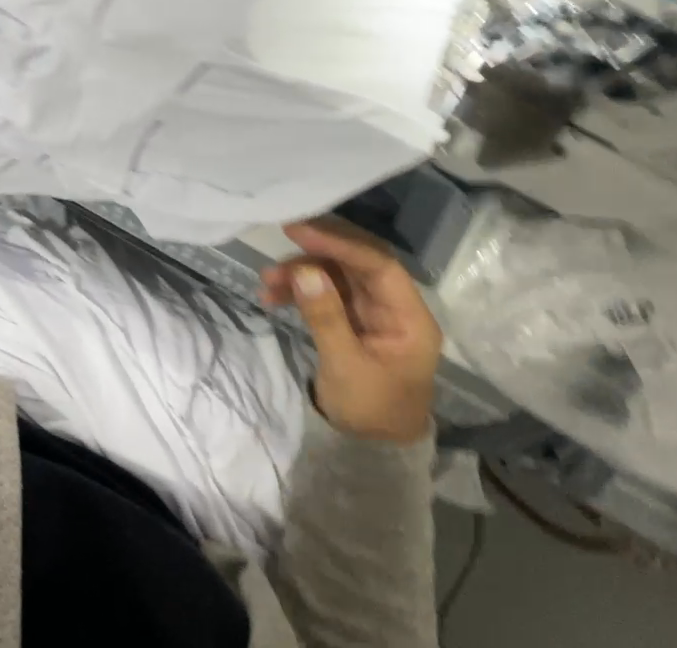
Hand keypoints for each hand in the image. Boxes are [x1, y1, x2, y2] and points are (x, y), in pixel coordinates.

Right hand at [260, 219, 441, 442]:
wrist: (372, 446)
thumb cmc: (369, 407)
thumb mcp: (345, 365)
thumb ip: (325, 315)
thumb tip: (305, 270)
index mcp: (410, 318)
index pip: (378, 266)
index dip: (340, 244)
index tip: (300, 231)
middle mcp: (394, 307)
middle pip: (357, 263)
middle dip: (318, 252)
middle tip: (281, 238)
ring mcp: (372, 312)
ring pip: (337, 275)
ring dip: (302, 271)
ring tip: (267, 281)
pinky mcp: (351, 320)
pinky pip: (325, 292)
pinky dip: (299, 289)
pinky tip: (272, 295)